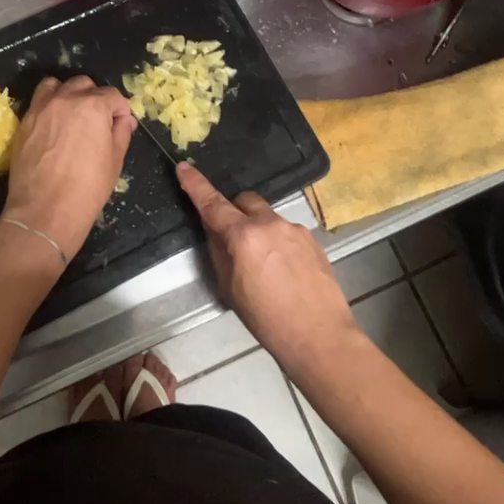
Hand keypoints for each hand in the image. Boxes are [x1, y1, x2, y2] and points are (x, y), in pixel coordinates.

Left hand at [0, 76, 135, 258]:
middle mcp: (66, 99)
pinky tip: (54, 125)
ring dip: (68, 94)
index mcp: (93, 106)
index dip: (120, 110)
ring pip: (57, 85)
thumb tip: (124, 120)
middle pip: (84, 85)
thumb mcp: (115, 161)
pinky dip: (49, 105)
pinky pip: (38, 101)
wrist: (44, 211)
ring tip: (72, 115)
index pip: (113, 95)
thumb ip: (121, 133)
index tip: (120, 125)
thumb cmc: (87, 188)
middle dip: (95, 98)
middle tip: (98, 122)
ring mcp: (41, 108)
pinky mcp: (24, 122)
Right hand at [176, 163, 360, 372]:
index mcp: (244, 236)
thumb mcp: (230, 288)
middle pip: (244, 201)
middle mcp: (270, 224)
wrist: (319, 336)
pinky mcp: (312, 240)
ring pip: (267, 217)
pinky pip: (286, 231)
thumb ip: (219, 252)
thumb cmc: (267, 319)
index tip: (183, 167)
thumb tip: (215, 230)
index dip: (195, 185)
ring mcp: (295, 229)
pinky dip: (277, 242)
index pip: (213, 204)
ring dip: (257, 229)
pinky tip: (283, 271)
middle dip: (233, 212)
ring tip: (262, 266)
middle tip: (230, 238)